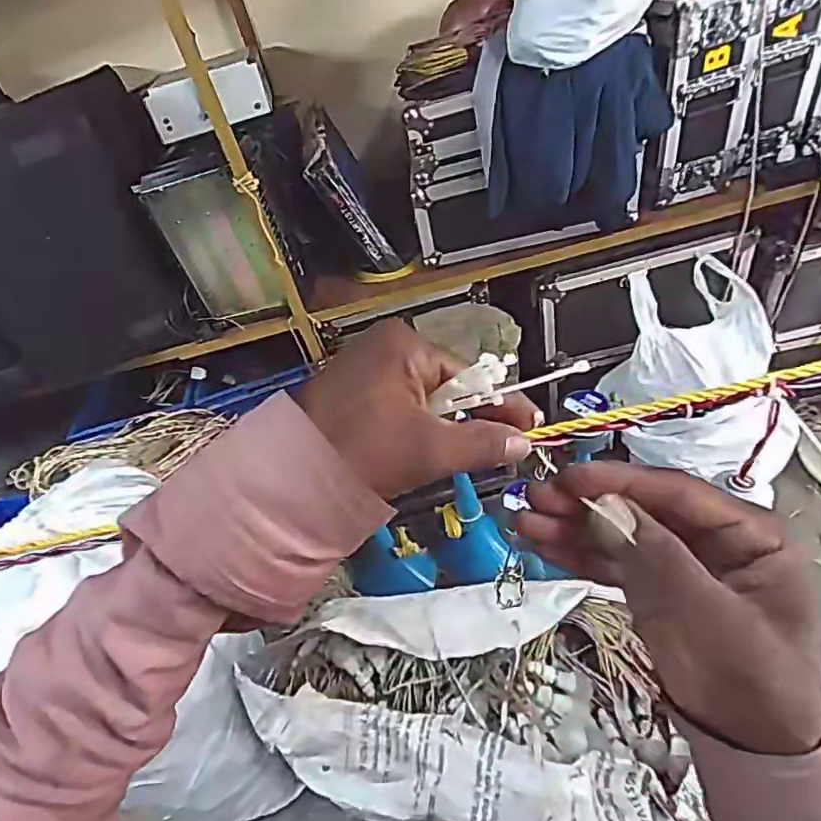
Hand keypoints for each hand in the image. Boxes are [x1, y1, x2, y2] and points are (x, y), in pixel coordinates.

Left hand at [294, 320, 537, 498]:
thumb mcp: (429, 448)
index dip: (502, 405)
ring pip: (423, 401)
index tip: (530, 426)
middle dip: (469, 419)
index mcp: (405, 344)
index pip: (469, 375)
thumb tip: (522, 442)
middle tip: (499, 448)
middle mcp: (384, 346)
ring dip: (441, 429)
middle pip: (447, 386)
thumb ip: (481, 442)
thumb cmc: (361, 450)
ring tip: (456, 455)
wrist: (291, 476)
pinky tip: (419, 452)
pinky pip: (399, 407)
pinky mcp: (352, 392)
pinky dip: (414, 429)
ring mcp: (365, 367)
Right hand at [516, 462, 820, 755]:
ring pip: (619, 533)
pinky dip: (578, 554)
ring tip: (527, 522)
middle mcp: (713, 538)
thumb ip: (657, 557)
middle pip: (640, 509)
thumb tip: (605, 506)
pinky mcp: (655, 586)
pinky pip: (613, 561)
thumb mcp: (707, 615)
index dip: (618, 481)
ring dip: (572, 527)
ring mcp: (680, 562)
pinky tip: (544, 545)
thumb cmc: (751, 680)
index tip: (569, 479)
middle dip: (586, 503)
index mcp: (749, 533)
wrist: (756, 747)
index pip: (675, 492)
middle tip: (537, 497)